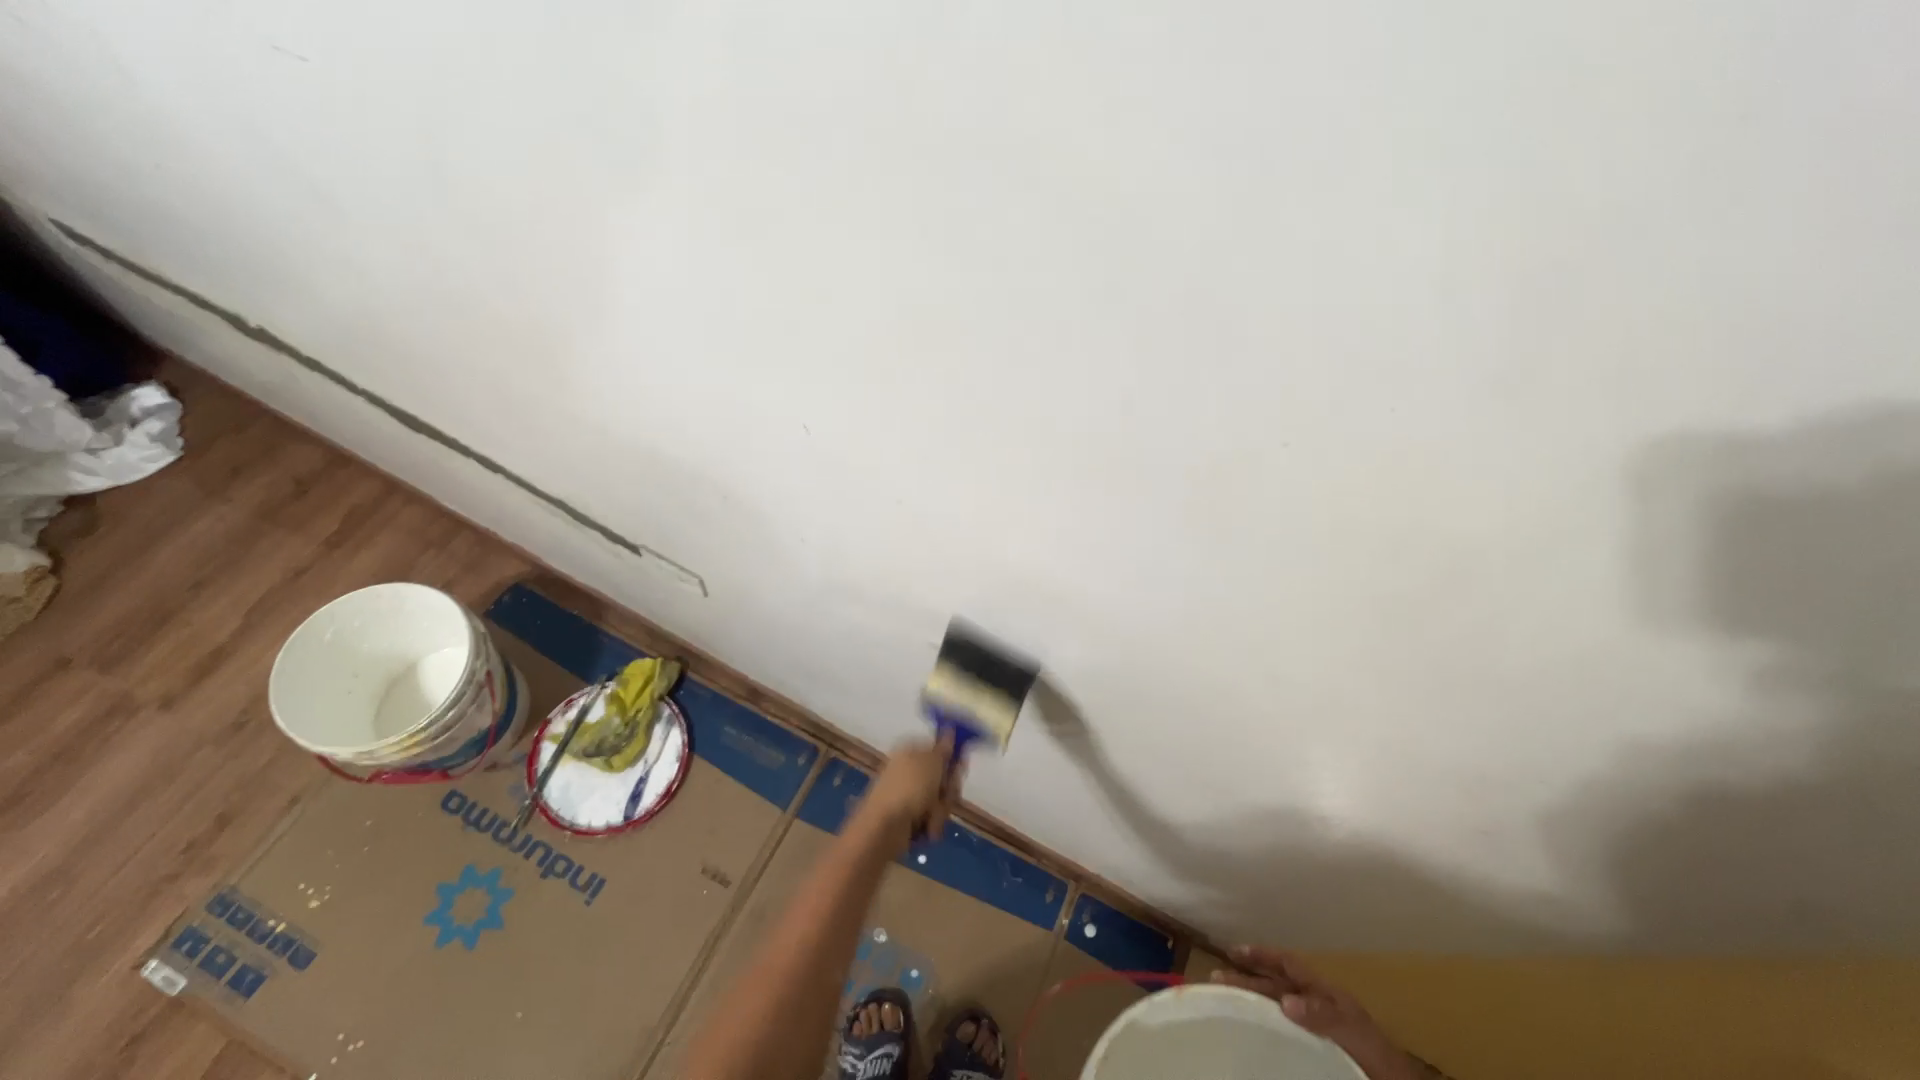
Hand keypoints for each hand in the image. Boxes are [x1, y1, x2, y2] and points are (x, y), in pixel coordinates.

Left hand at [852, 734, 960, 853]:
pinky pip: (930, 817)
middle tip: (945, 794)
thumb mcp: (932, 762)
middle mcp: (909, 770)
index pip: (939, 748)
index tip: (959, 767)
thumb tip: (950, 729)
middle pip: (943, 776)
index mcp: (910, 750)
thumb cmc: (909, 789)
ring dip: (941, 809)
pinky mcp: (908, 816)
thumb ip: (944, 748)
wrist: (884, 828)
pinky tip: (926, 828)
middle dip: (949, 789)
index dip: (952, 758)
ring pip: (940, 799)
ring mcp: (908, 794)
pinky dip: (932, 823)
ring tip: (932, 816)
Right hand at [1211, 946, 1433, 1079]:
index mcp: (1326, 995)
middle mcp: (1318, 1007)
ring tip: (1224, 1003)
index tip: (1233, 952)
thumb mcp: (1354, 1035)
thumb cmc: (1378, 1062)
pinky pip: (1284, 1033)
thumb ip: (1322, 1016)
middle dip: (1247, 979)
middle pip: (1277, 985)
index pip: (1289, 966)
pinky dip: (1264, 1029)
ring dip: (1252, 1002)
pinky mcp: (1315, 1054)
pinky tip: (1250, 1038)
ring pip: (1278, 1008)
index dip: (1262, 956)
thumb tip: (1285, 1000)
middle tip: (1215, 979)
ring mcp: (1317, 1031)